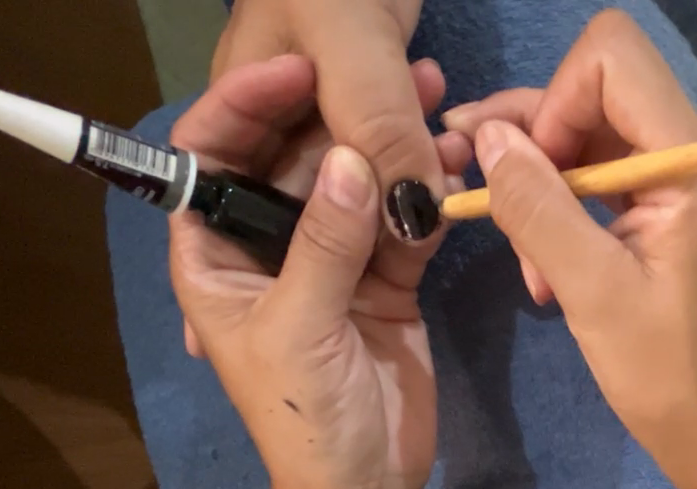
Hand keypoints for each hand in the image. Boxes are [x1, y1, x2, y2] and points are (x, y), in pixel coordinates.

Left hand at [170, 57, 438, 488]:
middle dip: (338, 122)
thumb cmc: (305, 418)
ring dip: (393, 158)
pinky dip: (424, 209)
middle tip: (394, 75)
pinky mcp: (389, 287)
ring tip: (439, 112)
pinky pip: (403, 234)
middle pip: (297, 166)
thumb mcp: (300, 327)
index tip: (298, 70)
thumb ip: (325, 246)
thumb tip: (356, 163)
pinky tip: (451, 174)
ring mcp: (337, 266)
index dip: (246, 107)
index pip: (213, 159)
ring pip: (360, 195)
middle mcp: (274, 248)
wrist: (366, 485)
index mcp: (218, 254)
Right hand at [214, 0, 445, 240]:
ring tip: (453, 160)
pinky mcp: (373, 109)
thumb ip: (379, 134)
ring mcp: (328, 117)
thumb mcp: (347, 50)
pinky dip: (429, 150)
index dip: (322, 230)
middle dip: (384, 205)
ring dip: (416, 178)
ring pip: (372, 180)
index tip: (389, 231)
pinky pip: (401, 150)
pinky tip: (454, 137)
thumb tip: (416, 220)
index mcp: (242, 115)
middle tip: (436, 197)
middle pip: (325, 200)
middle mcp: (280, 127)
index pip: (262, 201)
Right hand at [442, 12, 696, 488]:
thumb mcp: (591, 292)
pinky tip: (542, 268)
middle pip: (593, 93)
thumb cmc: (660, 375)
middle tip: (484, 201)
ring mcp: (676, 189)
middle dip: (534, 142)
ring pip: (586, 139)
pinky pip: (596, 184)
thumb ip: (538, 208)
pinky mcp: (661, 218)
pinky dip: (560, 214)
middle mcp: (689, 160)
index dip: (555, 102)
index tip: (535, 176)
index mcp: (690, 166)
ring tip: (521, 257)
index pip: (613, 60)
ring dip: (540, 188)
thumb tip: (487, 137)